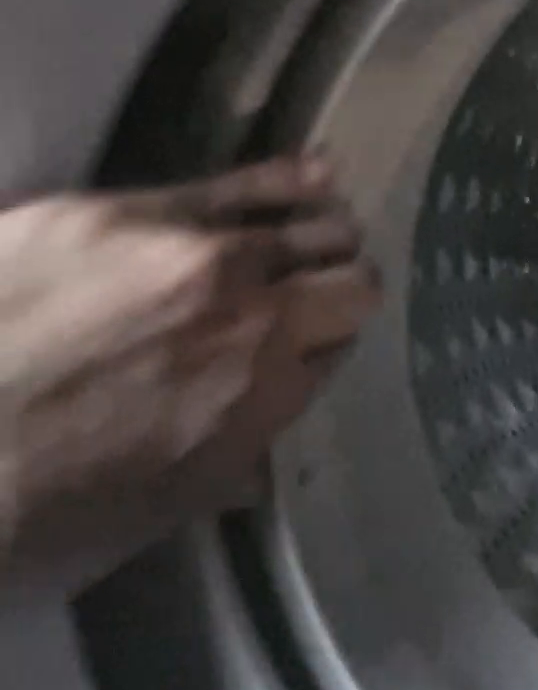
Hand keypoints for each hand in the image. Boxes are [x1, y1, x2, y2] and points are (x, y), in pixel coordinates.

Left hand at [0, 155, 380, 592]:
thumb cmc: (25, 511)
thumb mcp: (171, 498)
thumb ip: (252, 430)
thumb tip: (285, 388)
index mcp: (266, 386)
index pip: (345, 337)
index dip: (324, 340)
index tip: (297, 347)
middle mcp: (252, 313)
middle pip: (352, 279)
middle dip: (333, 290)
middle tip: (304, 297)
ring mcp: (189, 256)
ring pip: (314, 227)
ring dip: (320, 240)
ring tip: (312, 238)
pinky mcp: (114, 214)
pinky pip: (239, 187)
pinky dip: (288, 184)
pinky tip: (319, 177)